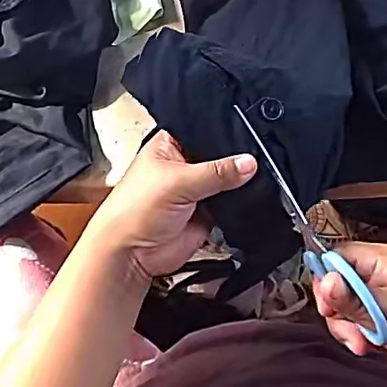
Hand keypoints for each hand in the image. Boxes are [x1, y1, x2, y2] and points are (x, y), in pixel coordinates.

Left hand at [82, 131, 255, 286]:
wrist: (131, 255)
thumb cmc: (133, 211)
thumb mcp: (178, 182)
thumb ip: (217, 172)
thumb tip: (248, 163)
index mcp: (171, 145)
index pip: (205, 130)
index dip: (226, 132)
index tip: (250, 133)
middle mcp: (185, 165)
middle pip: (220, 156)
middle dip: (236, 159)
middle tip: (254, 158)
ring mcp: (197, 189)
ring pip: (228, 181)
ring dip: (239, 183)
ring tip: (253, 178)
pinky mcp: (207, 213)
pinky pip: (231, 204)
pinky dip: (241, 203)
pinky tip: (249, 197)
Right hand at [313, 242, 386, 386]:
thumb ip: (356, 300)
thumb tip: (323, 280)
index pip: (339, 255)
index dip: (327, 279)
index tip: (328, 306)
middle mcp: (386, 274)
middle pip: (340, 282)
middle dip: (338, 310)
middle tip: (351, 331)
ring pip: (348, 305)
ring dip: (348, 327)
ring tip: (363, 345)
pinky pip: (361, 321)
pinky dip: (359, 335)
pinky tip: (370, 348)